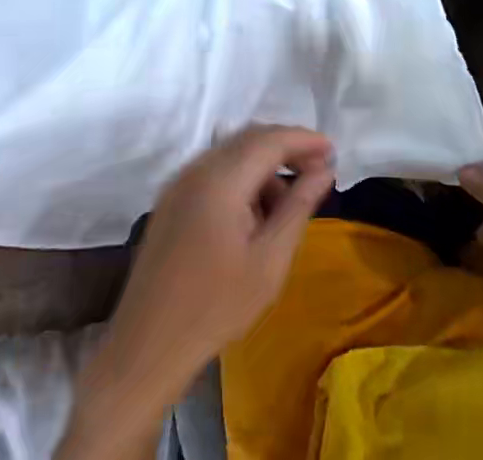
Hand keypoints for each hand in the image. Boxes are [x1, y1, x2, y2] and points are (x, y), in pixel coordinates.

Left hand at [58, 125, 334, 459]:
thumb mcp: (270, 260)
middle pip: (248, 138)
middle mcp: (196, 169)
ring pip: (230, 153)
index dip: (305, 140)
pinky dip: (241, 178)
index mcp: (220, 179)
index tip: (334, 153)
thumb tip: (324, 171)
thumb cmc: (217, 305)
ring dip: (264, 165)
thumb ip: (298, 206)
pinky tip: (255, 212)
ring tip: (288, 203)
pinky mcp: (170, 200)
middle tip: (318, 172)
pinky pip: (213, 171)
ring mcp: (178, 183)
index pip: (270, 139)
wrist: (148, 344)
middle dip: (287, 148)